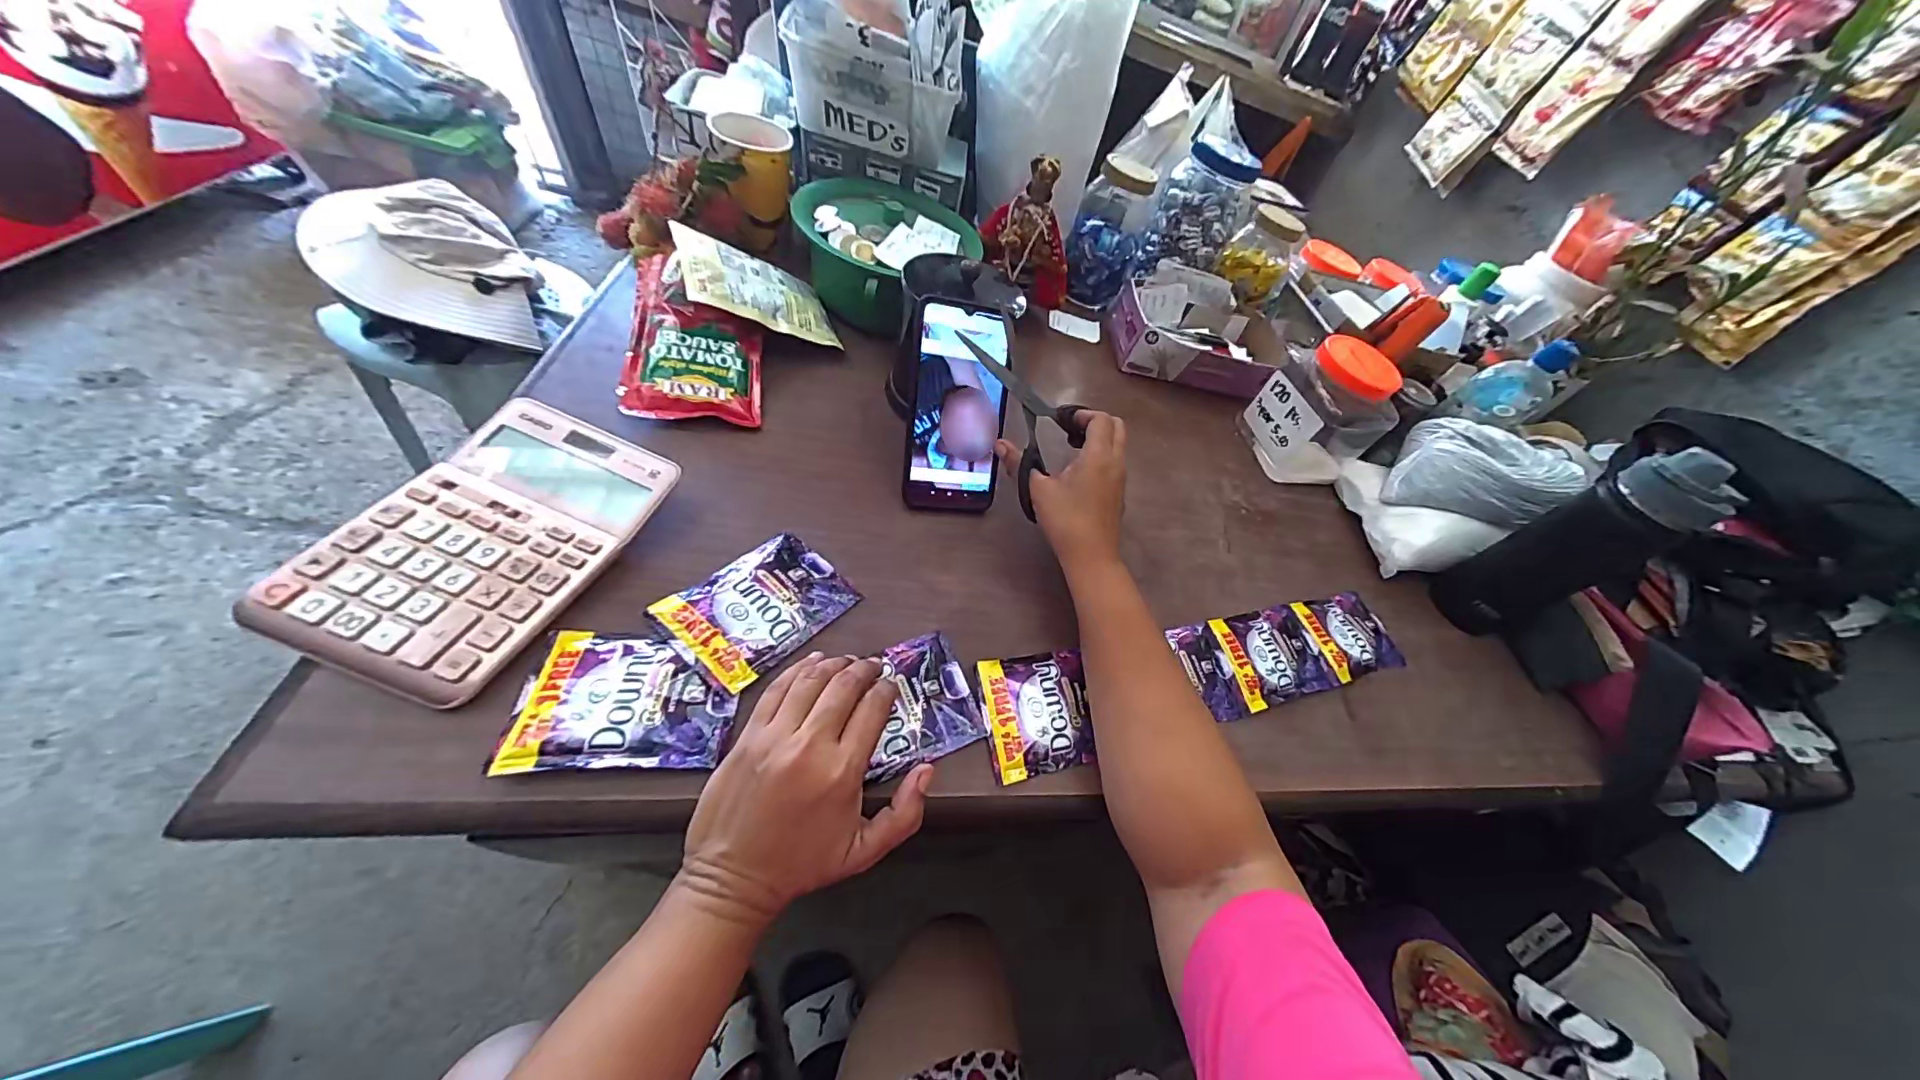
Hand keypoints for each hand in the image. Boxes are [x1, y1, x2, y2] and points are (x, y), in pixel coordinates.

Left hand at [678, 654, 932, 927]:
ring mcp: (774, 737)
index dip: (886, 690)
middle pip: (843, 687)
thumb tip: (926, 769)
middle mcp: (810, 746)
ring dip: (833, 664)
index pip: (872, 710)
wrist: (732, 878)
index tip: (891, 685)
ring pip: (810, 682)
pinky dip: (797, 670)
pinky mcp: (748, 736)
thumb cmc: (801, 865)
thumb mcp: (865, 851)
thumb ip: (906, 813)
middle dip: (864, 670)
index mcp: (842, 771)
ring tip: (846, 660)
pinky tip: (811, 663)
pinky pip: (776, 690)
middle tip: (874, 666)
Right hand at [997, 410, 1126, 570]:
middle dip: (1094, 422)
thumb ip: (1019, 463)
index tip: (1061, 420)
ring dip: (1099, 439)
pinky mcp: (1119, 493)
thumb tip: (1000, 444)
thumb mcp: (1038, 490)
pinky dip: (1102, 456)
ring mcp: (1121, 479)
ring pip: (1118, 446)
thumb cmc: (1065, 520)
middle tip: (1068, 429)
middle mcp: (1116, 462)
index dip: (1082, 414)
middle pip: (1116, 427)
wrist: (1091, 556)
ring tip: (1071, 449)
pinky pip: (1115, 463)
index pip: (1101, 420)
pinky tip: (1078, 473)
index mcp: (1099, 455)